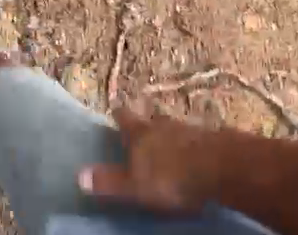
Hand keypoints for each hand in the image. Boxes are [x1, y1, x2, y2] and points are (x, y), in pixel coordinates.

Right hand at [77, 110, 212, 212]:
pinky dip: (194, 146)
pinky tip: (196, 155)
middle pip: (151, 119)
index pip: (123, 117)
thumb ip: (110, 181)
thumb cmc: (170, 176)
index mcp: (139, 132)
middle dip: (148, 123)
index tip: (115, 112)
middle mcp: (161, 124)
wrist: (219, 168)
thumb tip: (79, 176)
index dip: (119, 115)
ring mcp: (189, 129)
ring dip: (171, 134)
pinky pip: (198, 139)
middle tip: (145, 130)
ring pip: (174, 127)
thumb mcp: (135, 185)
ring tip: (171, 145)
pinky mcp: (213, 140)